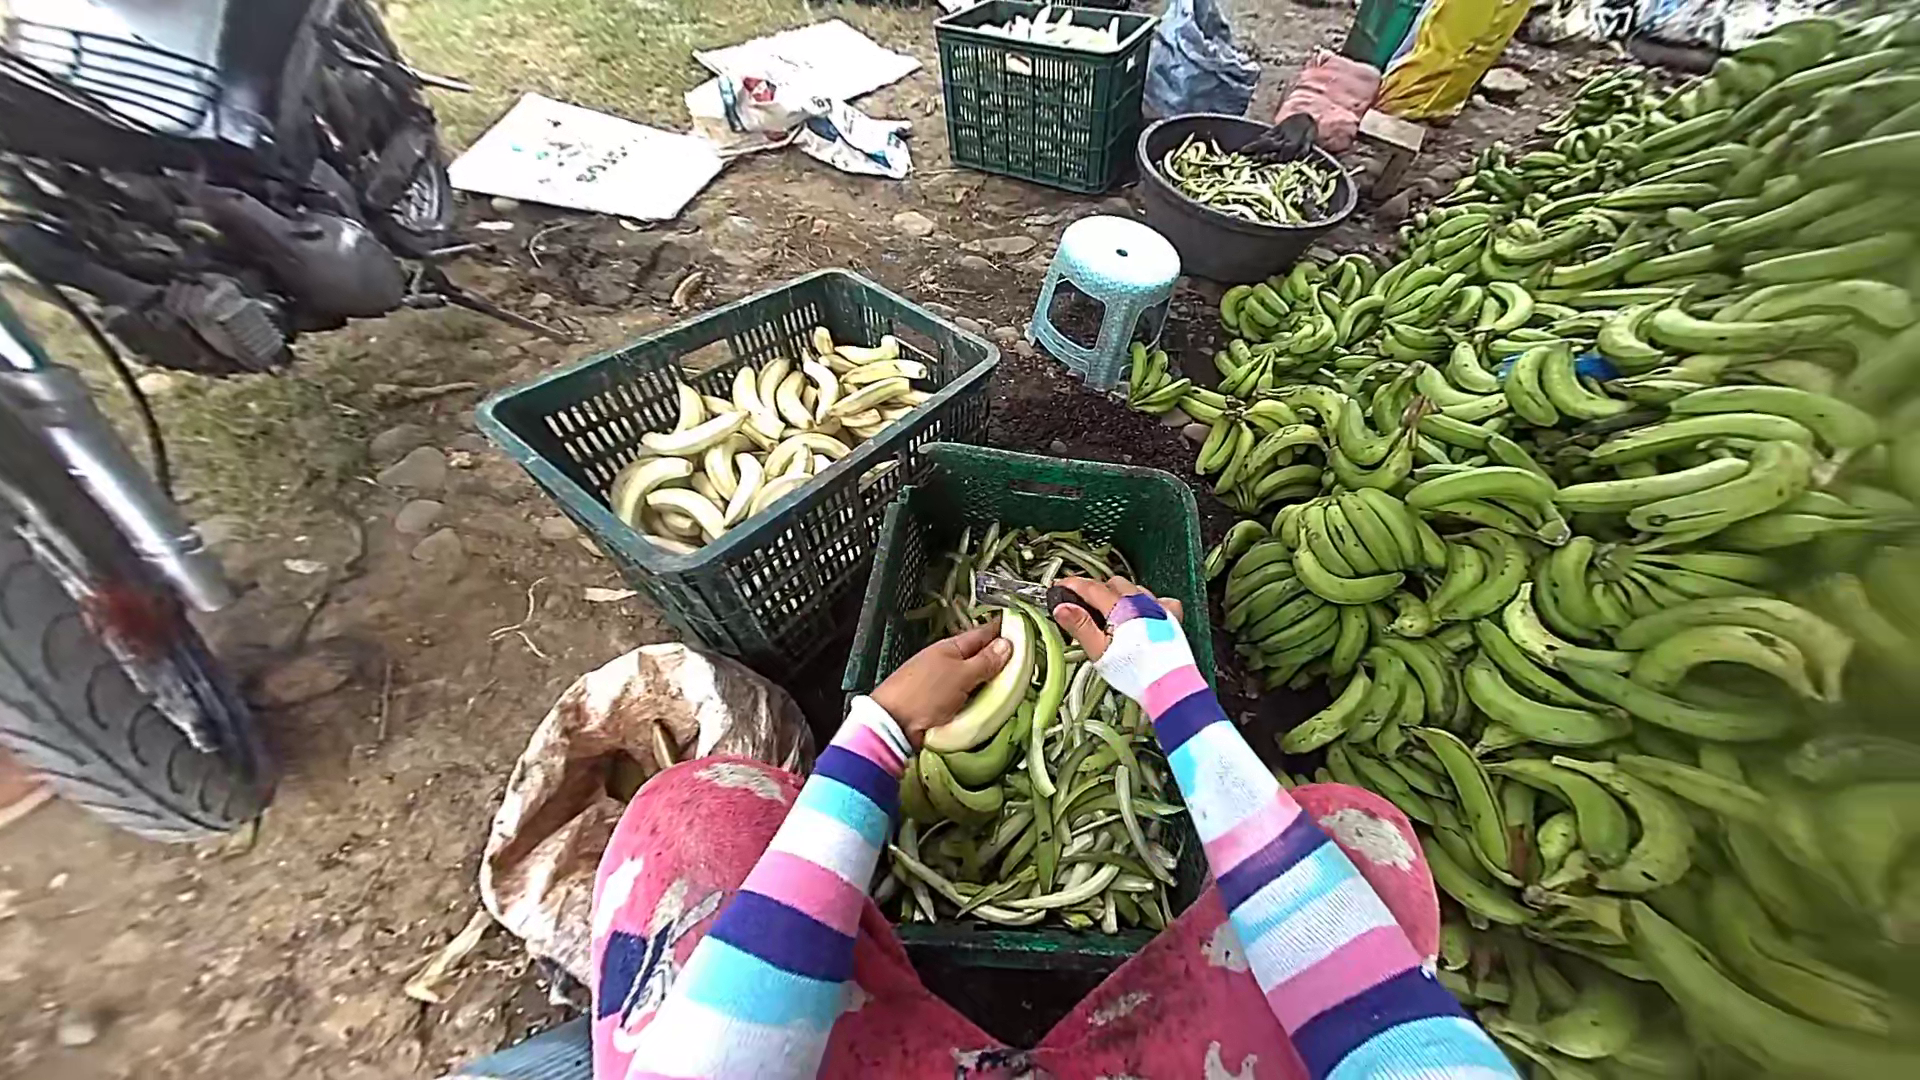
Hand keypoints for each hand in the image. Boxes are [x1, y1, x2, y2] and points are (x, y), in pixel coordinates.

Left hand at [872, 619, 1012, 747]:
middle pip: (979, 657)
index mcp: (950, 648)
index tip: (1020, 627)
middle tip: (1027, 661)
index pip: (981, 634)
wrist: (893, 725)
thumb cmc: (925, 694)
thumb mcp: (961, 676)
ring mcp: (943, 683)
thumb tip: (1007, 643)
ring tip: (1015, 684)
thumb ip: (985, 661)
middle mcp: (946, 662)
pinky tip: (992, 704)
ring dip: (991, 681)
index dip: (1000, 630)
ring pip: (975, 678)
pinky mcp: (940, 704)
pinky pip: (968, 697)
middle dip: (1000, 658)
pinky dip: (980, 698)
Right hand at [1051, 576, 1184, 660]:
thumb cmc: (1134, 672)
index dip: (1072, 585)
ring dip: (1118, 594)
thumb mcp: (1099, 651)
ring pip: (1133, 588)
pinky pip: (1156, 599)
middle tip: (1080, 604)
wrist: (1168, 686)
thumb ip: (1080, 625)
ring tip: (1108, 610)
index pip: (1090, 587)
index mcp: (1120, 607)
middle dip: (1094, 589)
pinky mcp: (1171, 618)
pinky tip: (1141, 613)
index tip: (1059, 587)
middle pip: (1112, 583)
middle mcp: (1140, 601)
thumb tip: (1061, 607)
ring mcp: (1157, 607)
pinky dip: (1145, 601)